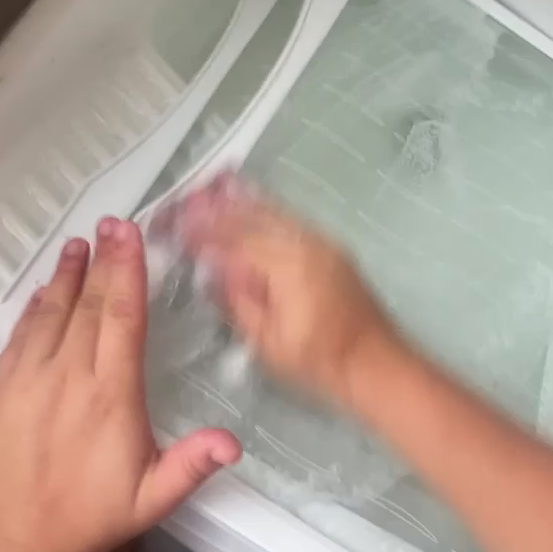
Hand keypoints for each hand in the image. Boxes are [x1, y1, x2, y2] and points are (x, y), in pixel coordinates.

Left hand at [0, 218, 241, 551]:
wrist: (22, 541)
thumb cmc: (97, 512)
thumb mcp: (154, 496)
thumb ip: (193, 463)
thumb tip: (235, 442)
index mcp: (110, 394)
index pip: (121, 317)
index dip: (128, 271)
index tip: (130, 235)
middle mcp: (68, 376)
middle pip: (89, 304)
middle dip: (104, 259)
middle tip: (112, 222)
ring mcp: (30, 379)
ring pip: (51, 312)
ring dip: (67, 274)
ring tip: (79, 243)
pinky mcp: (2, 388)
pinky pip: (20, 335)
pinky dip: (34, 307)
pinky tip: (44, 289)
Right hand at [165, 176, 408, 405]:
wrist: (376, 362)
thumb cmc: (319, 361)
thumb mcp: (268, 341)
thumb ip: (240, 300)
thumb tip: (215, 270)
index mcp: (287, 265)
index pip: (235, 240)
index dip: (204, 231)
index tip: (176, 225)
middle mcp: (305, 243)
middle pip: (255, 218)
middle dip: (220, 208)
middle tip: (190, 199)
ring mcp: (322, 242)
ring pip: (276, 213)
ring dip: (244, 202)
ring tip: (216, 189)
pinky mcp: (331, 248)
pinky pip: (292, 220)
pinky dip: (269, 210)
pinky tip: (255, 204)